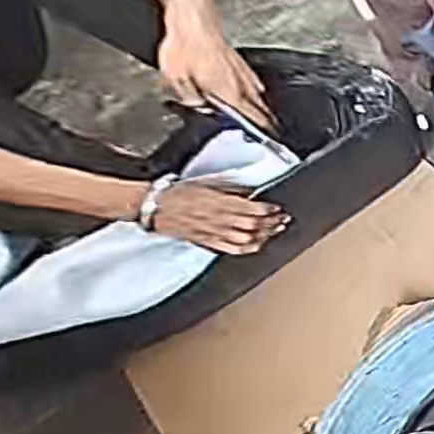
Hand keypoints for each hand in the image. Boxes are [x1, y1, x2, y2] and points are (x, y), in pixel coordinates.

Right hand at [148, 181, 287, 254]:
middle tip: (283, 220)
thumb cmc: (176, 193)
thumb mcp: (207, 184)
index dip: (270, 210)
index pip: (254, 209)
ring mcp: (214, 232)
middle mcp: (220, 219)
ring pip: (248, 238)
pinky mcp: (207, 241)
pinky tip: (258, 244)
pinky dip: (249, 247)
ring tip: (275, 230)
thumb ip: (232, 190)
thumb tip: (252, 192)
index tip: (279, 209)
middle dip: (273, 222)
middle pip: (255, 224)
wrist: (151, 205)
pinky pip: (234, 249)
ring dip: (265, 235)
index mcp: (220, 203)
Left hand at [157, 1, 275, 130]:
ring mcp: (244, 73)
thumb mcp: (176, 77)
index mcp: (231, 95)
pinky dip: (256, 91)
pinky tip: (255, 91)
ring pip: (260, 97)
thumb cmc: (184, 46)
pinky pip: (254, 83)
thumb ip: (190, 98)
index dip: (262, 132)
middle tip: (271, 131)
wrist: (192, 19)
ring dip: (262, 107)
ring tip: (264, 115)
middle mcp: (243, 86)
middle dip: (267, 122)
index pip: (254, 119)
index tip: (270, 140)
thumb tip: (198, 108)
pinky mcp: (240, 62)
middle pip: (262, 110)